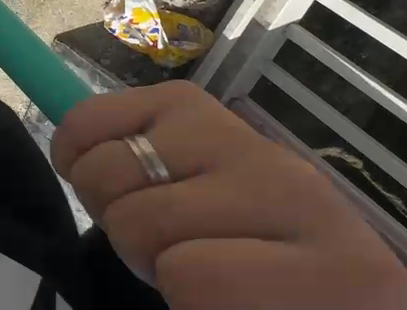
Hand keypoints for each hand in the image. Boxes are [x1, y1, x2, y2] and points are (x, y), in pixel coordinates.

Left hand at [51, 81, 406, 309]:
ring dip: (158, 269)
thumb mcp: (187, 192)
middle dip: (119, 225)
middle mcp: (257, 148)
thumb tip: (67, 154)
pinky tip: (239, 307)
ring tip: (211, 283)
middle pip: (110, 174)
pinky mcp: (339, 273)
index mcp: (208, 117)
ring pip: (145, 226)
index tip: (107, 195)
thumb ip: (134, 161)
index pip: (92, 121)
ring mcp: (303, 206)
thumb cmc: (255, 260)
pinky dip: (194, 304)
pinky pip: (193, 279)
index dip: (78, 165)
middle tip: (169, 254)